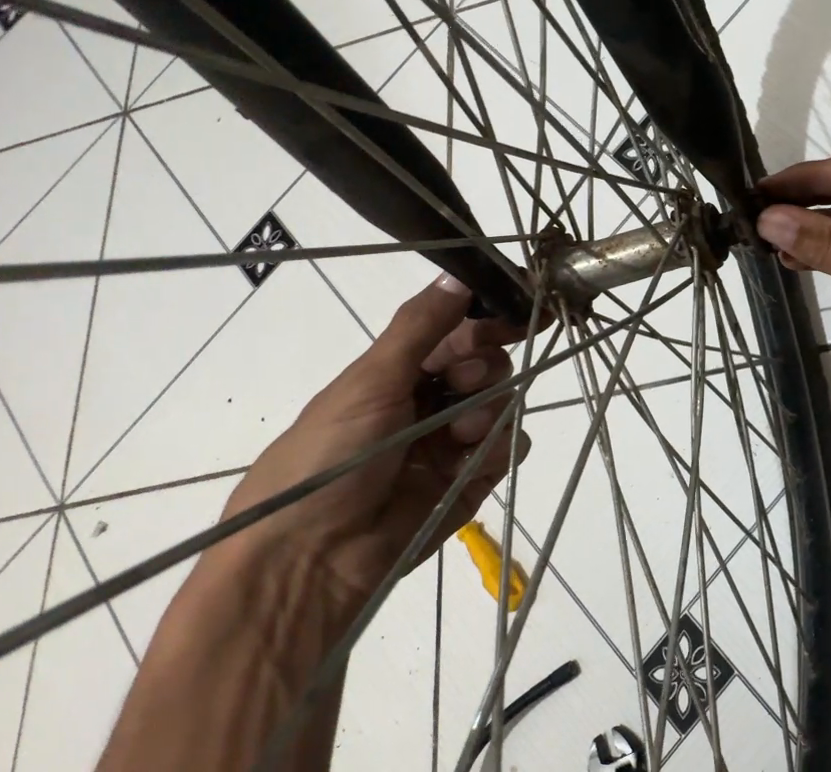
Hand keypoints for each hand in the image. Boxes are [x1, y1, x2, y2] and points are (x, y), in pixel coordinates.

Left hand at [217, 275, 530, 623]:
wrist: (311, 559)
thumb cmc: (326, 460)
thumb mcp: (368, 382)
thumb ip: (420, 327)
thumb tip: (457, 271)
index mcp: (398, 374)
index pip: (458, 332)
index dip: (487, 320)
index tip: (519, 312)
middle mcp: (429, 403)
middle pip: (489, 365)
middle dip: (485, 368)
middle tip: (464, 382)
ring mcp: (454, 443)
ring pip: (505, 404)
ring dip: (492, 410)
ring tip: (462, 435)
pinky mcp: (473, 480)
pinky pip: (511, 448)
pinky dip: (500, 449)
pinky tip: (473, 462)